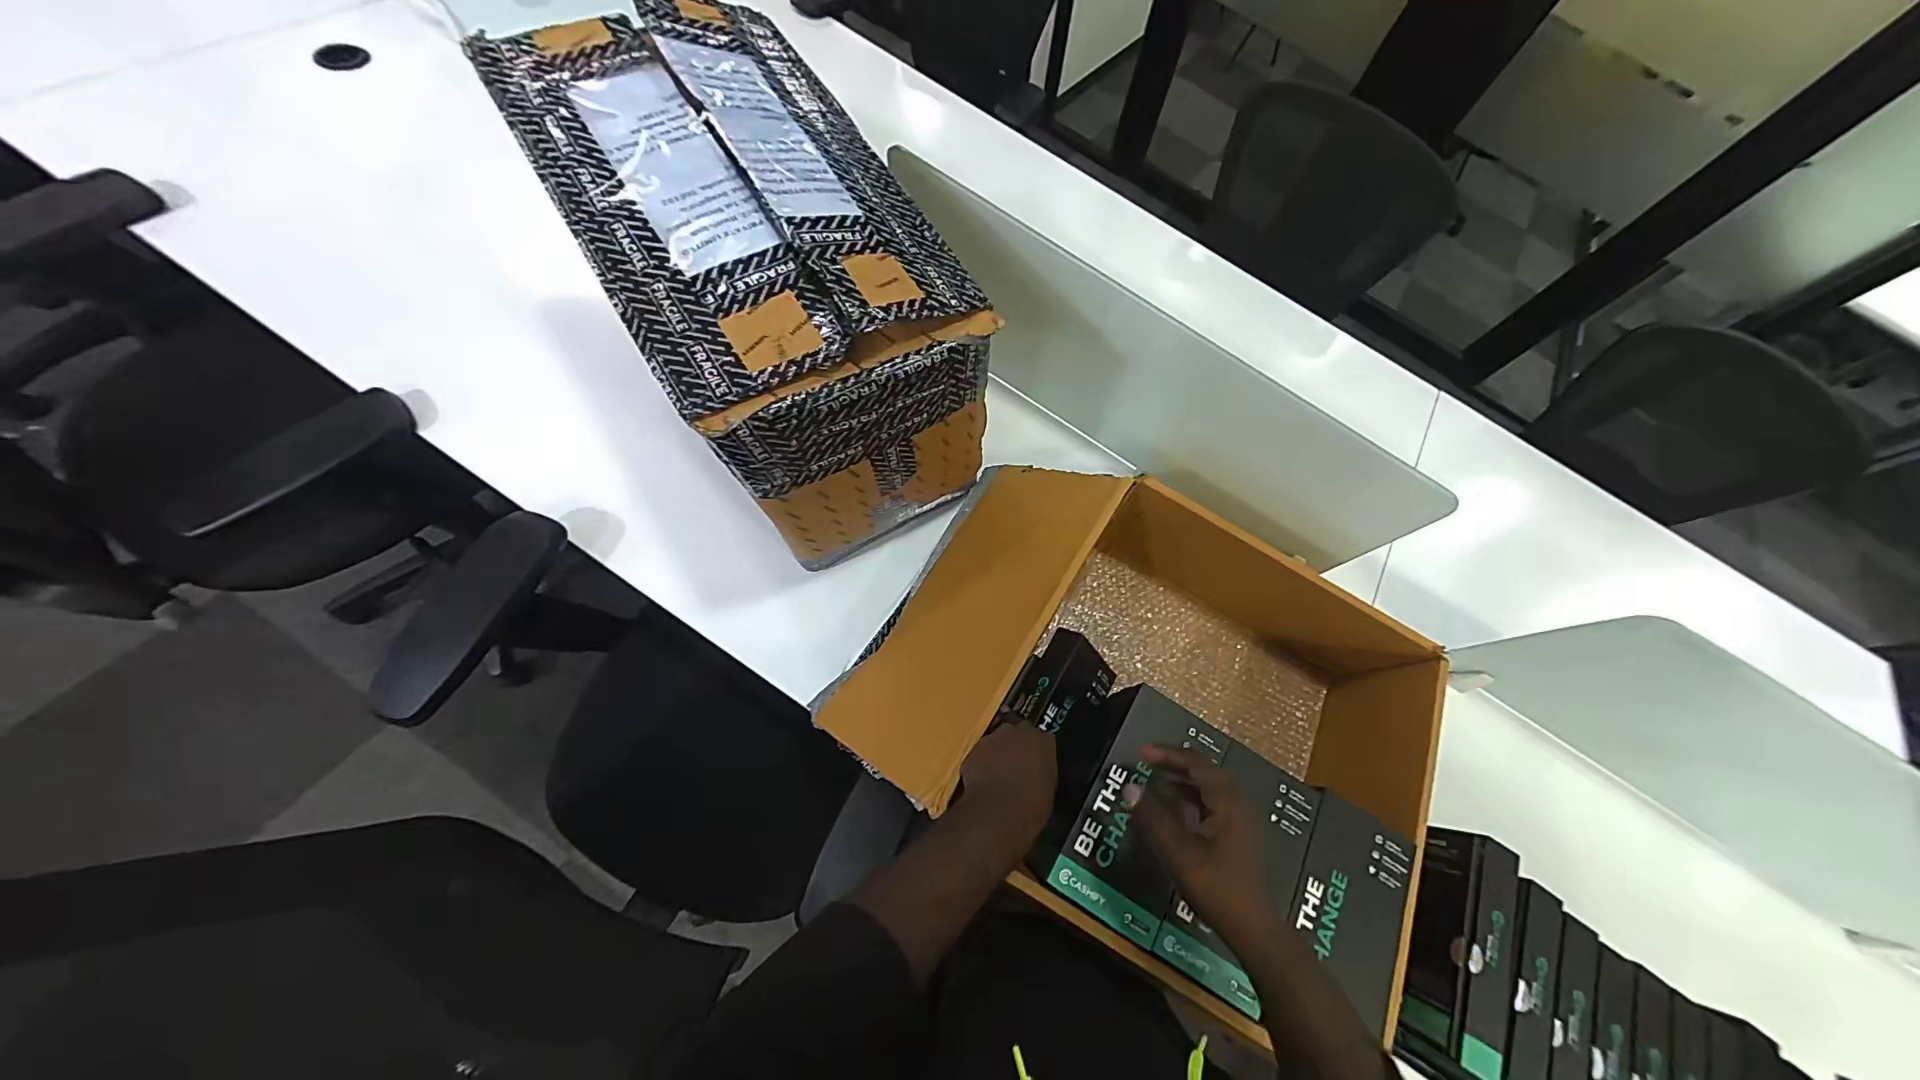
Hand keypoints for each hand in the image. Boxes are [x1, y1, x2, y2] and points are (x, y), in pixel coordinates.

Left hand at [955, 714, 1055, 852]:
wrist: (997, 812)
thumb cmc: (1031, 806)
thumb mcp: (1047, 788)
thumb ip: (1041, 771)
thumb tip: (1034, 773)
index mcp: (1043, 740)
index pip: (1041, 739)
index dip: (1035, 752)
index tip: (1033, 764)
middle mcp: (1018, 731)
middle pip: (1016, 733)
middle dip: (1015, 746)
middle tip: (1015, 767)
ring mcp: (993, 738)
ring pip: (996, 742)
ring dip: (996, 753)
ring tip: (996, 776)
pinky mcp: (972, 749)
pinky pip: (980, 755)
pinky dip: (981, 765)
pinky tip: (982, 782)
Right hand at [1128, 745, 1274, 946]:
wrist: (1252, 927)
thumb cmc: (1216, 887)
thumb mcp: (1179, 852)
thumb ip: (1154, 818)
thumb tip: (1130, 787)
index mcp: (1227, 801)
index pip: (1196, 763)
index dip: (1168, 754)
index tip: (1142, 753)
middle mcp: (1238, 803)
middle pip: (1205, 770)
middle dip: (1175, 763)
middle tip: (1147, 762)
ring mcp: (1241, 819)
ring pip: (1210, 786)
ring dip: (1183, 780)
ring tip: (1156, 781)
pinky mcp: (1239, 834)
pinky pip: (1213, 802)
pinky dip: (1191, 796)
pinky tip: (1175, 808)